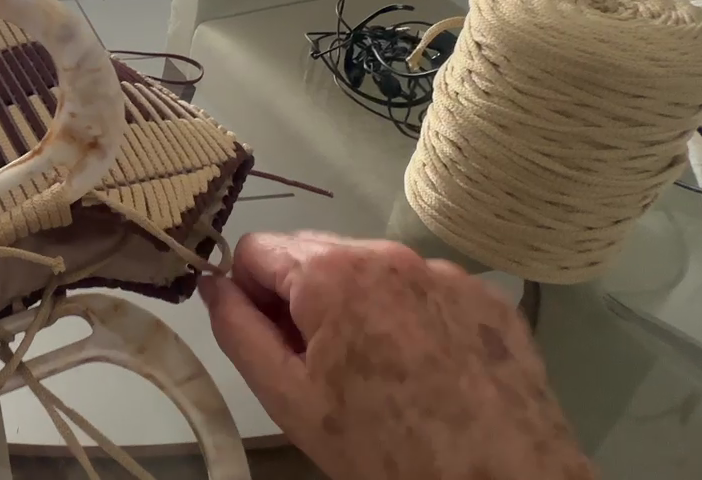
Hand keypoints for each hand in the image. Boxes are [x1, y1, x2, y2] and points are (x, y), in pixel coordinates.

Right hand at [199, 232, 594, 479]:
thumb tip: (212, 282)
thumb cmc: (385, 452)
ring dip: (354, 303)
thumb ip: (235, 327)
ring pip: (365, 268)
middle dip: (303, 298)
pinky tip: (426, 368)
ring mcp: (445, 272)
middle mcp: (386, 252)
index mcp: (330, 270)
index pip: (255, 249)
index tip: (276, 345)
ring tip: (379, 370)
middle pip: (310, 253)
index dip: (251, 296)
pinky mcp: (488, 298)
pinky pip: (420, 287)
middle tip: (324, 365)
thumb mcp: (287, 397)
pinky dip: (408, 315)